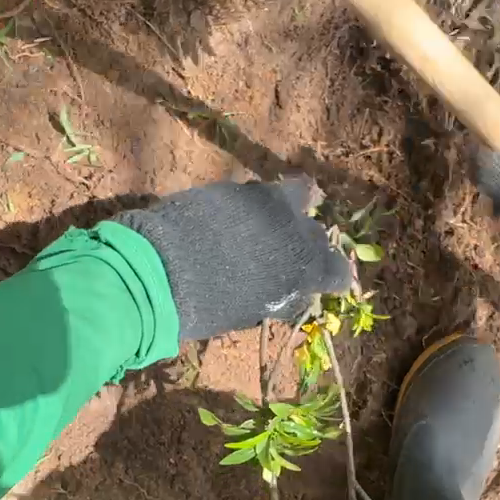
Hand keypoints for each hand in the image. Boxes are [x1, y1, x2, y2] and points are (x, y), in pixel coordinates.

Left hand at [115, 177, 352, 340]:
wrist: (162, 269)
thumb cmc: (209, 305)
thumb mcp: (251, 311)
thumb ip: (277, 297)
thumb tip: (290, 294)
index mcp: (304, 266)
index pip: (337, 270)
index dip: (335, 278)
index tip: (329, 283)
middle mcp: (294, 228)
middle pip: (315, 232)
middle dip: (307, 244)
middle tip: (290, 256)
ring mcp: (265, 202)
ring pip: (297, 194)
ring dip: (290, 209)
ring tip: (276, 220)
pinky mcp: (234, 187)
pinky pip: (257, 194)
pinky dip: (257, 207)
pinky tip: (239, 220)